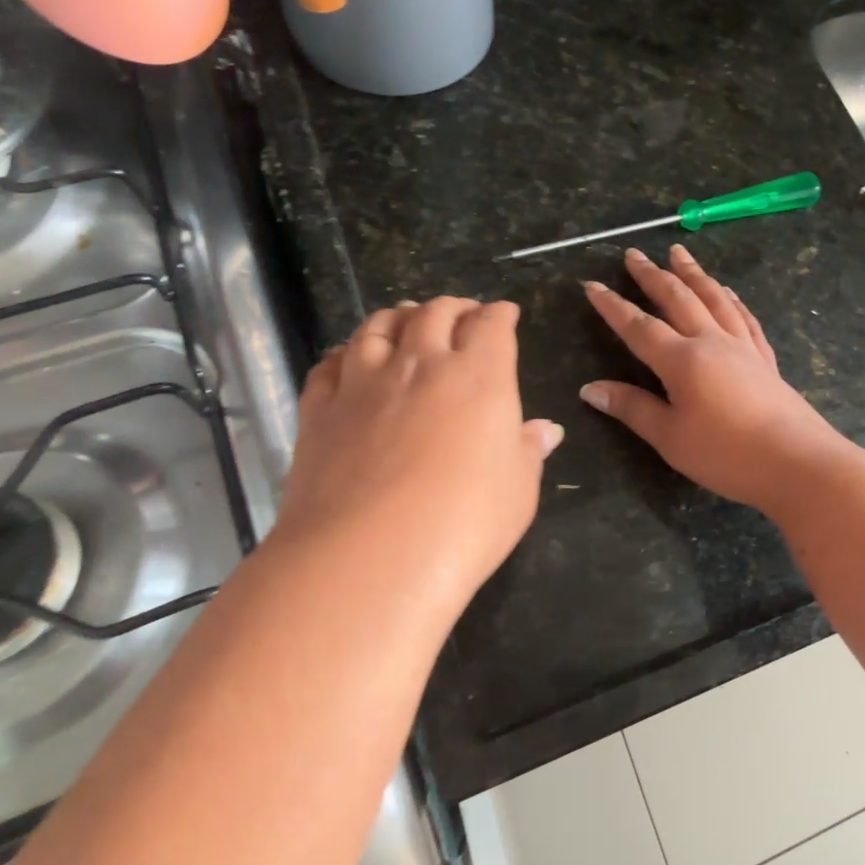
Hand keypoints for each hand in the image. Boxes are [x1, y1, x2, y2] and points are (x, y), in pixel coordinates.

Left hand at [278, 298, 563, 600]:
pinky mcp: (320, 408)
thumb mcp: (518, 492)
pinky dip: (346, 353)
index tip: (505, 313)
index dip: (500, 314)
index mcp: (479, 377)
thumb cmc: (464, 525)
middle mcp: (420, 364)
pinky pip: (330, 363)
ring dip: (398, 316)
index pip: (492, 325)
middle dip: (453, 307)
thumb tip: (545, 429)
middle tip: (460, 313)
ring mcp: (364, 382)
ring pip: (378, 326)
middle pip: (435, 313)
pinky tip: (349, 358)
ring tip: (406, 319)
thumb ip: (527, 452)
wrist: (368, 557)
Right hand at [582, 245, 855, 511]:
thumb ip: (632, 408)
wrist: (796, 462)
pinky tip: (728, 292)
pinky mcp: (765, 359)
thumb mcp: (670, 438)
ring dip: (693, 274)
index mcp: (682, 360)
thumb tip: (590, 389)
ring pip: (714, 298)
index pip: (639, 327)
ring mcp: (743, 347)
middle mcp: (712, 342)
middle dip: (653, 275)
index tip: (591, 286)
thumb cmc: (726, 454)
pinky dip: (732, 299)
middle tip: (634, 254)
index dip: (613, 307)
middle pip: (678, 299)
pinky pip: (744, 317)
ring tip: (680, 253)